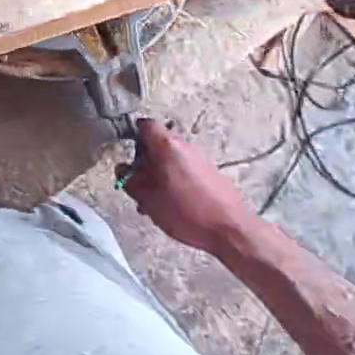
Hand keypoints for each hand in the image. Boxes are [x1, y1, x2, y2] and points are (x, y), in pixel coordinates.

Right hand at [124, 119, 257, 256]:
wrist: (230, 230)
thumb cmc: (186, 211)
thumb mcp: (145, 197)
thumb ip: (128, 179)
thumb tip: (123, 170)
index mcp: (167, 146)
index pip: (146, 125)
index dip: (134, 133)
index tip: (127, 149)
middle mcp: (186, 147)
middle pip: (159, 143)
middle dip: (145, 159)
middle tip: (137, 180)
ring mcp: (202, 160)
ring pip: (173, 159)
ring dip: (161, 172)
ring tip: (154, 198)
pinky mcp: (214, 175)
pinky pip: (187, 170)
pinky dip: (176, 180)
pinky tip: (174, 204)